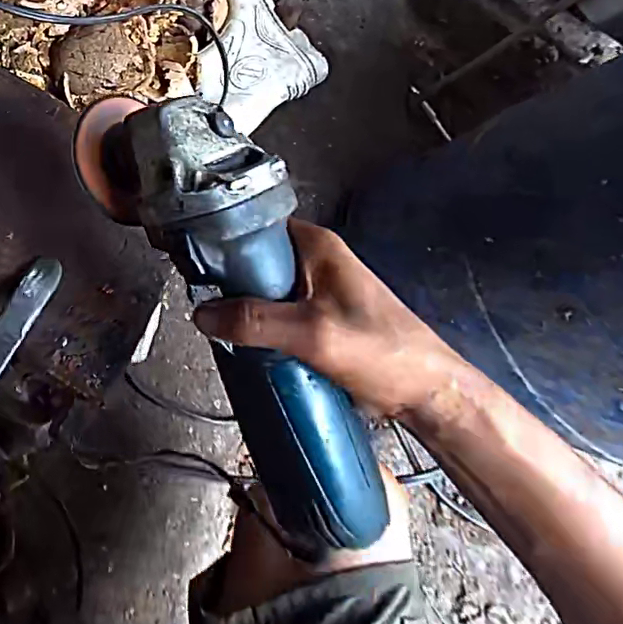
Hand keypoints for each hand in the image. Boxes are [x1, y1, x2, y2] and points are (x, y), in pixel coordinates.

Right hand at [192, 220, 467, 418]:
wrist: (431, 398)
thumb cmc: (383, 353)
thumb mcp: (312, 334)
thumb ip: (254, 322)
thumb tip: (201, 314)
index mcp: (316, 245)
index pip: (254, 225)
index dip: (221, 239)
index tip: (192, 258)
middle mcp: (314, 259)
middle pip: (254, 258)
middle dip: (227, 277)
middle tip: (201, 296)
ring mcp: (317, 289)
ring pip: (262, 287)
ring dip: (241, 304)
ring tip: (215, 321)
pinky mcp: (318, 316)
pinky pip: (274, 311)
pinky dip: (256, 322)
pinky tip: (241, 339)